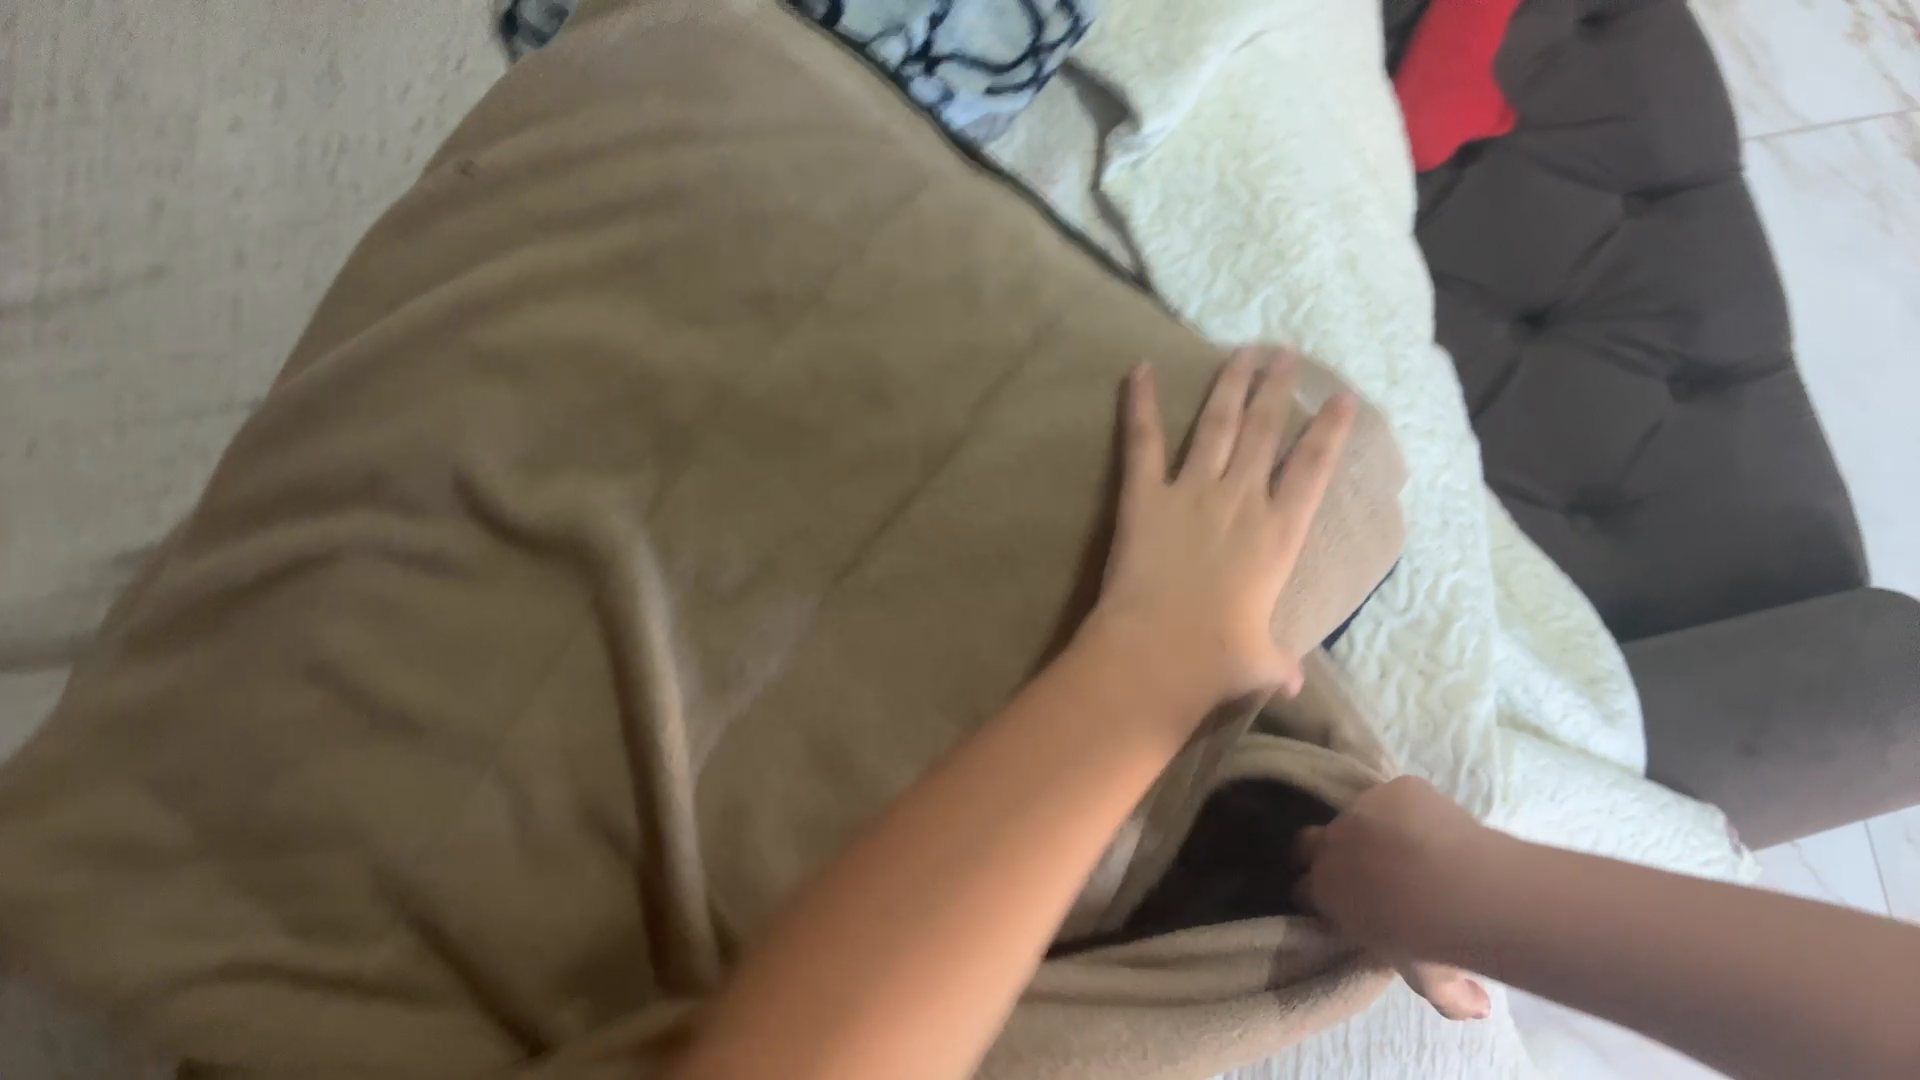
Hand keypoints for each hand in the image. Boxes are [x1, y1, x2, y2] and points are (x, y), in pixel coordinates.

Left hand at [1087, 347, 1356, 708]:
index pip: (1314, 469)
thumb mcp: (1260, 661)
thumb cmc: (1217, 659)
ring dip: (1230, 384)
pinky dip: (1140, 404)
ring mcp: (1193, 491)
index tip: (1340, 397)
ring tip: (1242, 351)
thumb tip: (1292, 682)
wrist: (1159, 651)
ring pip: (1217, 424)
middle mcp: (1242, 500)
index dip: (1329, 430)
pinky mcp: (1145, 496)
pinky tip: (1139, 369)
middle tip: (1282, 353)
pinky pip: (1143, 441)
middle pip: (1265, 430)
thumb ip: (1277, 662)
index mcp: (1280, 534)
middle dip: (1277, 388)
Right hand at [1293, 776, 1495, 1020]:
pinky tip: (1438, 826)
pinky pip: (1399, 795)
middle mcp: (1331, 844)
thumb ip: (1447, 996)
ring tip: (1411, 846)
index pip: (1302, 888)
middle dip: (1321, 852)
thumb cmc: (1430, 941)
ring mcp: (1361, 809)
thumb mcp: (1430, 980)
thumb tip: (1477, 1006)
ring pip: (1358, 816)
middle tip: (1356, 866)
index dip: (1317, 894)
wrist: (1460, 888)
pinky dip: (1412, 808)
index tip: (1339, 903)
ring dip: (1373, 828)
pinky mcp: (1395, 788)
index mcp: (1326, 891)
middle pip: (1306, 841)